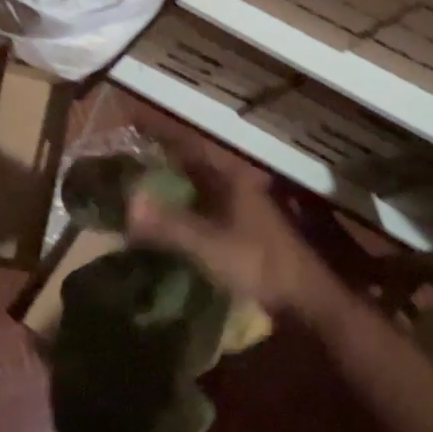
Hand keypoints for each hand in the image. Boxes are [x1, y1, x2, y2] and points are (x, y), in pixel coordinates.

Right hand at [127, 131, 345, 320]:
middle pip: (192, 166)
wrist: (307, 302)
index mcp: (231, 179)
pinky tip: (166, 221)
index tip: (130, 128)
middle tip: (125, 165)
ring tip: (138, 191)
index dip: (160, 137)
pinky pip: (205, 209)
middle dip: (160, 163)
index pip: (188, 147)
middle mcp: (238, 185)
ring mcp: (243, 208)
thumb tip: (128, 203)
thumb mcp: (210, 246)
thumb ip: (169, 224)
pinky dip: (183, 209)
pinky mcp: (244, 231)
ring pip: (198, 188)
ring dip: (171, 187)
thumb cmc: (261, 265)